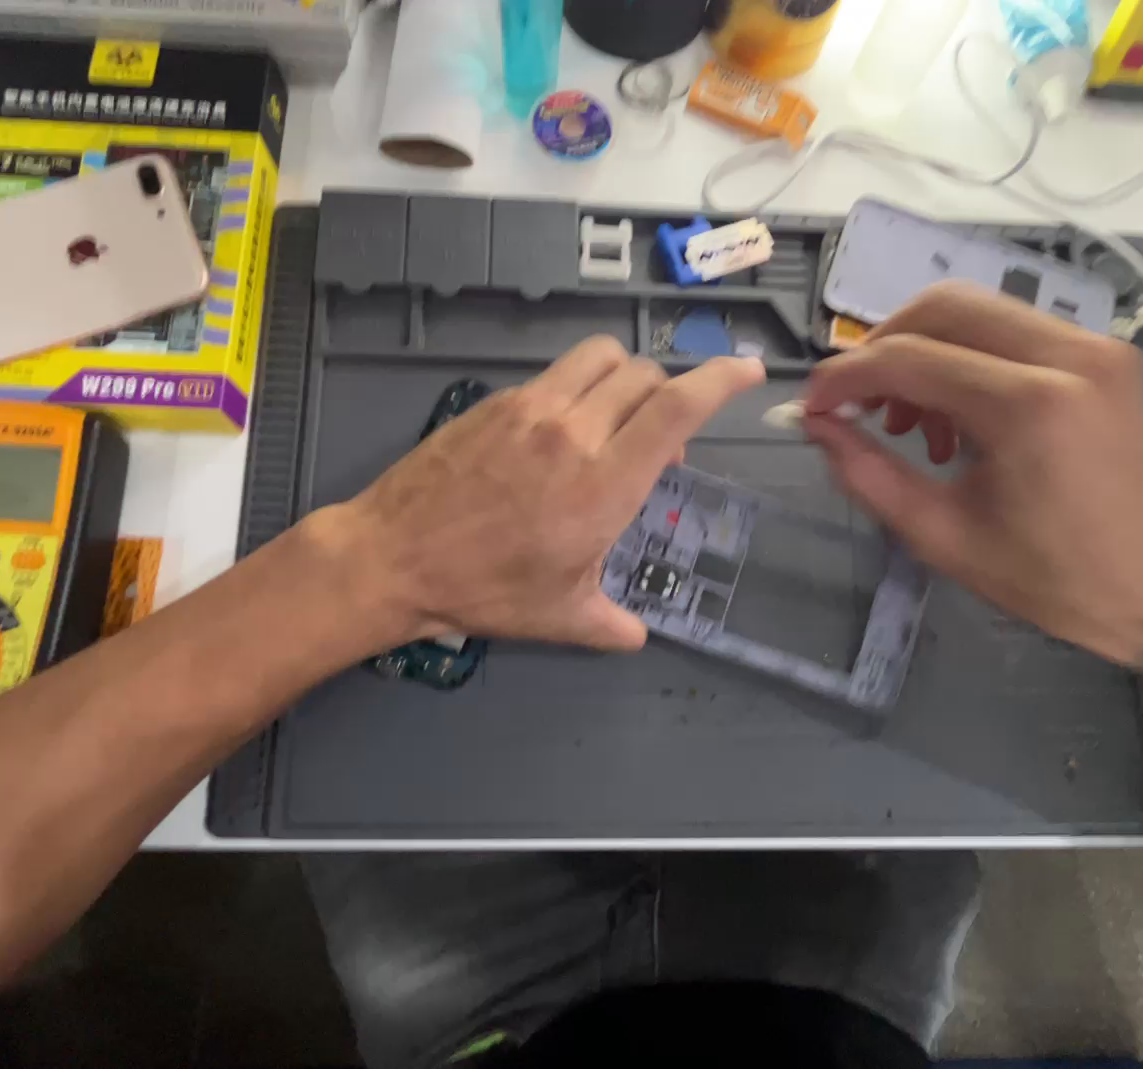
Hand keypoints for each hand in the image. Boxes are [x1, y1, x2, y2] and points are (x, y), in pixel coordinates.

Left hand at [328, 337, 765, 650]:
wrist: (394, 557)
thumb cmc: (482, 589)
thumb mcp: (559, 617)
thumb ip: (611, 624)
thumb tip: (636, 636)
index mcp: (604, 482)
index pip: (678, 408)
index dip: (722, 381)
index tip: (748, 371)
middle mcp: (574, 431)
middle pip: (644, 375)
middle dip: (670, 394)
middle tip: (659, 443)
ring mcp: (531, 408)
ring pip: (600, 358)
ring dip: (626, 377)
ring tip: (616, 418)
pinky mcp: (496, 402)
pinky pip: (555, 374)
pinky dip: (578, 388)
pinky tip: (559, 431)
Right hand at [800, 282, 1142, 666]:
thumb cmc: (1046, 577)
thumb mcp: (937, 534)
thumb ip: (866, 472)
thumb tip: (815, 425)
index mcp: (1030, 408)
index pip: (908, 358)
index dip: (844, 377)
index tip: (811, 407)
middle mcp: (1067, 356)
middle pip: (940, 307)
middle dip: (879, 350)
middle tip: (857, 405)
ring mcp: (1093, 347)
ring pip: (974, 310)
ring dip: (920, 353)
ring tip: (909, 423)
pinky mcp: (1102, 354)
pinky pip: (1008, 330)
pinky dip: (961, 359)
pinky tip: (955, 419)